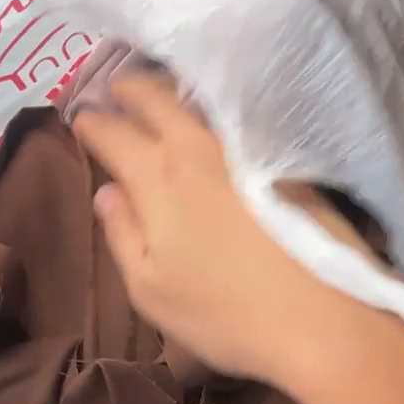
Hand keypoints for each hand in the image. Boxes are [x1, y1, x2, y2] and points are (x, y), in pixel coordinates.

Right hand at [70, 73, 366, 387]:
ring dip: (169, 93)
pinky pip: (229, 118)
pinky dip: (208, 111)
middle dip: (128, 87)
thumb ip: (122, 232)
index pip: (111, 131)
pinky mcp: (281, 157)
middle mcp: (198, 145)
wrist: (324, 316)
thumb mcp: (150, 287)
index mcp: (158, 174)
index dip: (89, 122)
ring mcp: (244, 146)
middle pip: (155, 96)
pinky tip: (208, 125)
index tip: (79, 119)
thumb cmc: (224, 311)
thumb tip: (107, 192)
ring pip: (195, 103)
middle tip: (114, 87)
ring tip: (157, 97)